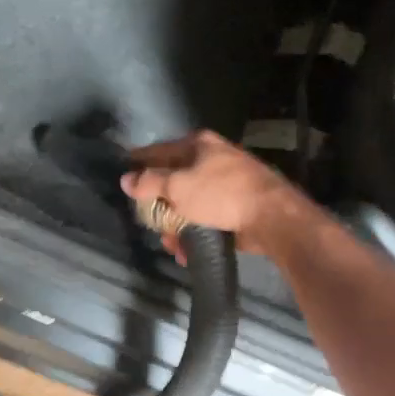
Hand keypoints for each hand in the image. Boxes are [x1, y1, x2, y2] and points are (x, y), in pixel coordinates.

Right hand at [123, 131, 311, 255]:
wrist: (270, 216)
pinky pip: (207, 218)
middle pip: (175, 180)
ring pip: (191, 203)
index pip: (159, 150)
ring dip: (177, 225)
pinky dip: (196, 233)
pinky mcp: (236, 207)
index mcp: (198, 144)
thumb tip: (125, 179)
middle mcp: (213, 159)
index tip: (124, 177)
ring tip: (171, 244)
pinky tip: (187, 251)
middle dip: (160, 205)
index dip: (139, 163)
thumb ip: (149, 183)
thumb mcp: (178, 187)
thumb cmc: (220, 194)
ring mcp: (227, 183)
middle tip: (149, 221)